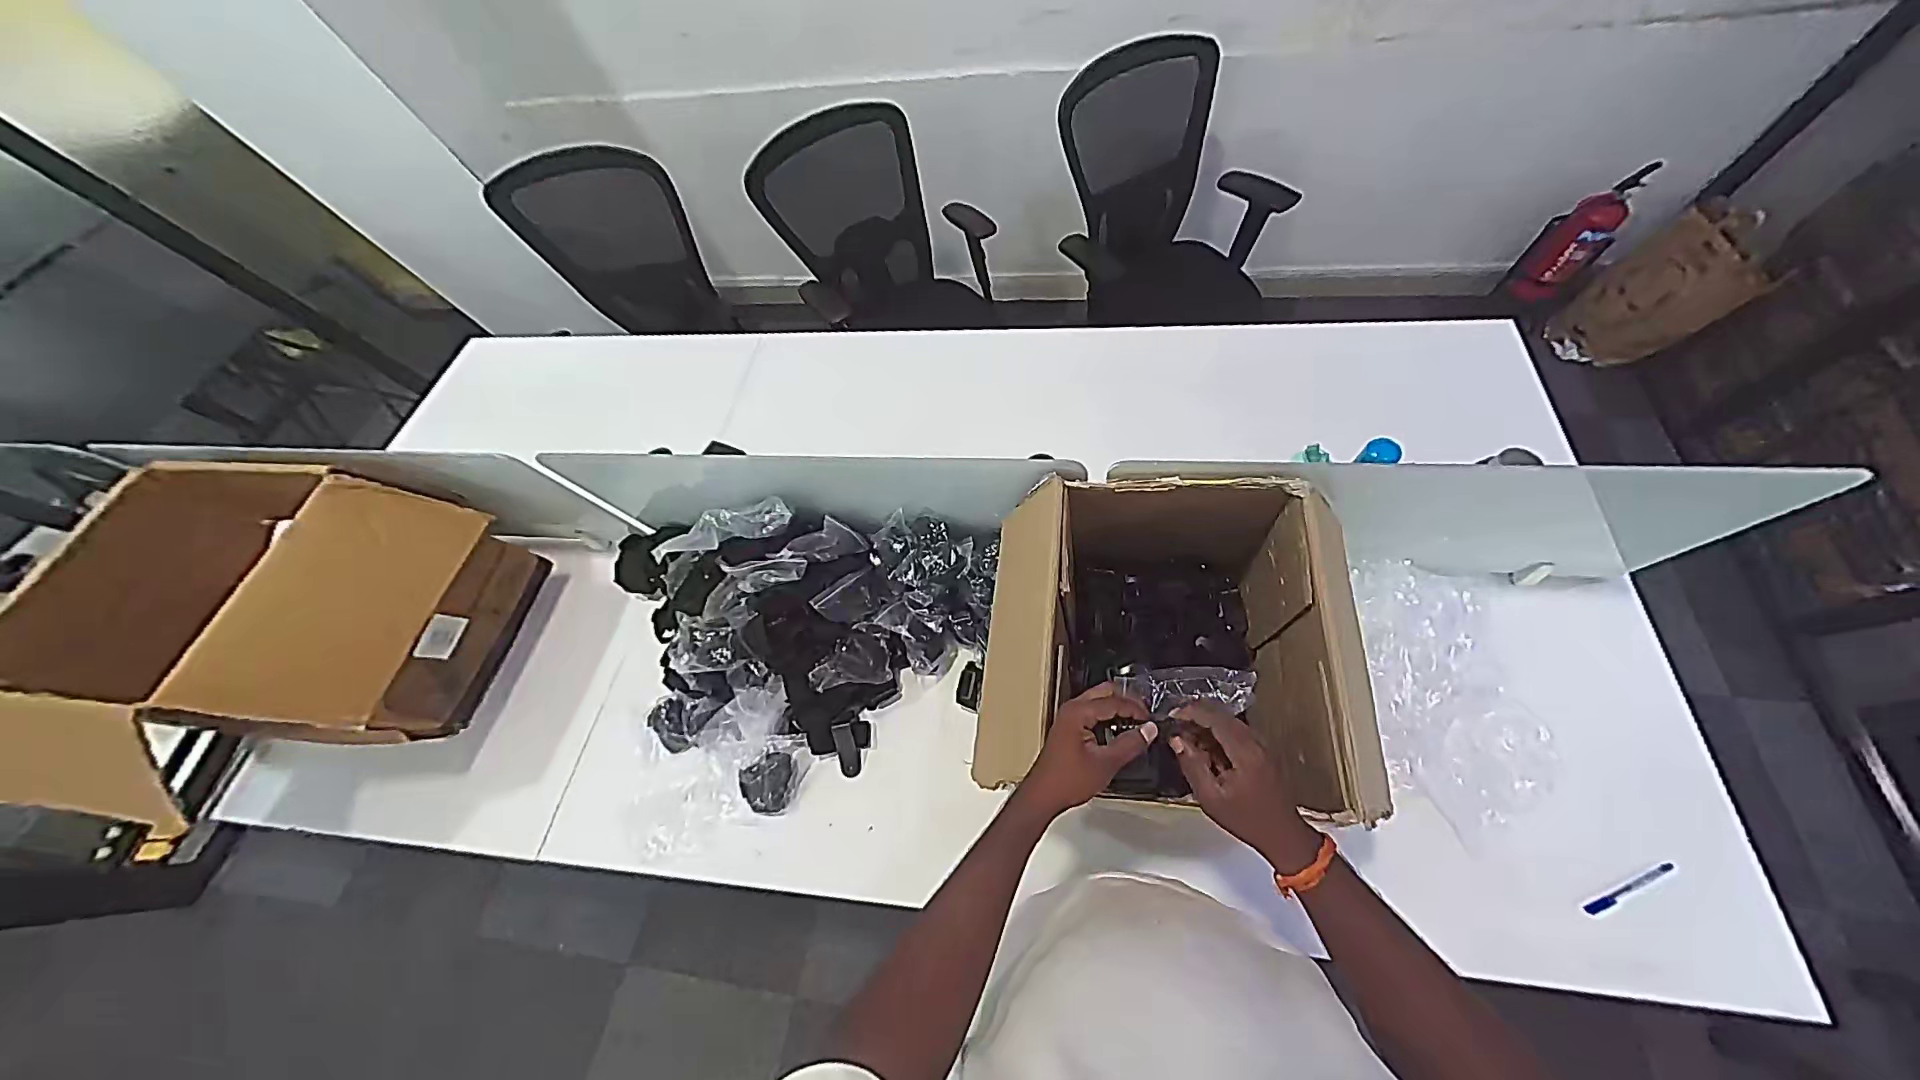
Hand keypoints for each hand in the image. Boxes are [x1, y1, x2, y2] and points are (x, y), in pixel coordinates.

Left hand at [1016, 682, 1154, 817]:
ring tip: (1136, 724)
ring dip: (1117, 709)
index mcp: (1078, 712)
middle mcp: (1072, 709)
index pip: (1114, 701)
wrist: (1043, 795)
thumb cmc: (1066, 780)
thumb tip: (1148, 730)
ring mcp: (1069, 717)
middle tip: (1146, 715)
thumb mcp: (1106, 763)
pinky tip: (1119, 733)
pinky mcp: (1069, 728)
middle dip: (1127, 701)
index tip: (1151, 721)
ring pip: (1098, 701)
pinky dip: (1107, 718)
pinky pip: (1092, 713)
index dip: (1136, 709)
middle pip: (1105, 693)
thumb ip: (1130, 743)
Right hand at [1170, 702, 1322, 871]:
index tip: (1173, 715)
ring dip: (1207, 723)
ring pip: (1229, 722)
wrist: (1283, 835)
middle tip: (1176, 724)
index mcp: (1244, 752)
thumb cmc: (1248, 820)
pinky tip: (1206, 747)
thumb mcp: (1211, 797)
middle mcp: (1255, 743)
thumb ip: (1192, 765)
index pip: (1214, 718)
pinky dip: (1218, 732)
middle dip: (1197, 715)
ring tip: (1187, 736)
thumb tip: (1177, 740)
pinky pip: (1236, 732)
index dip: (1191, 712)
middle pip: (1222, 715)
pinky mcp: (1261, 752)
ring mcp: (1261, 746)